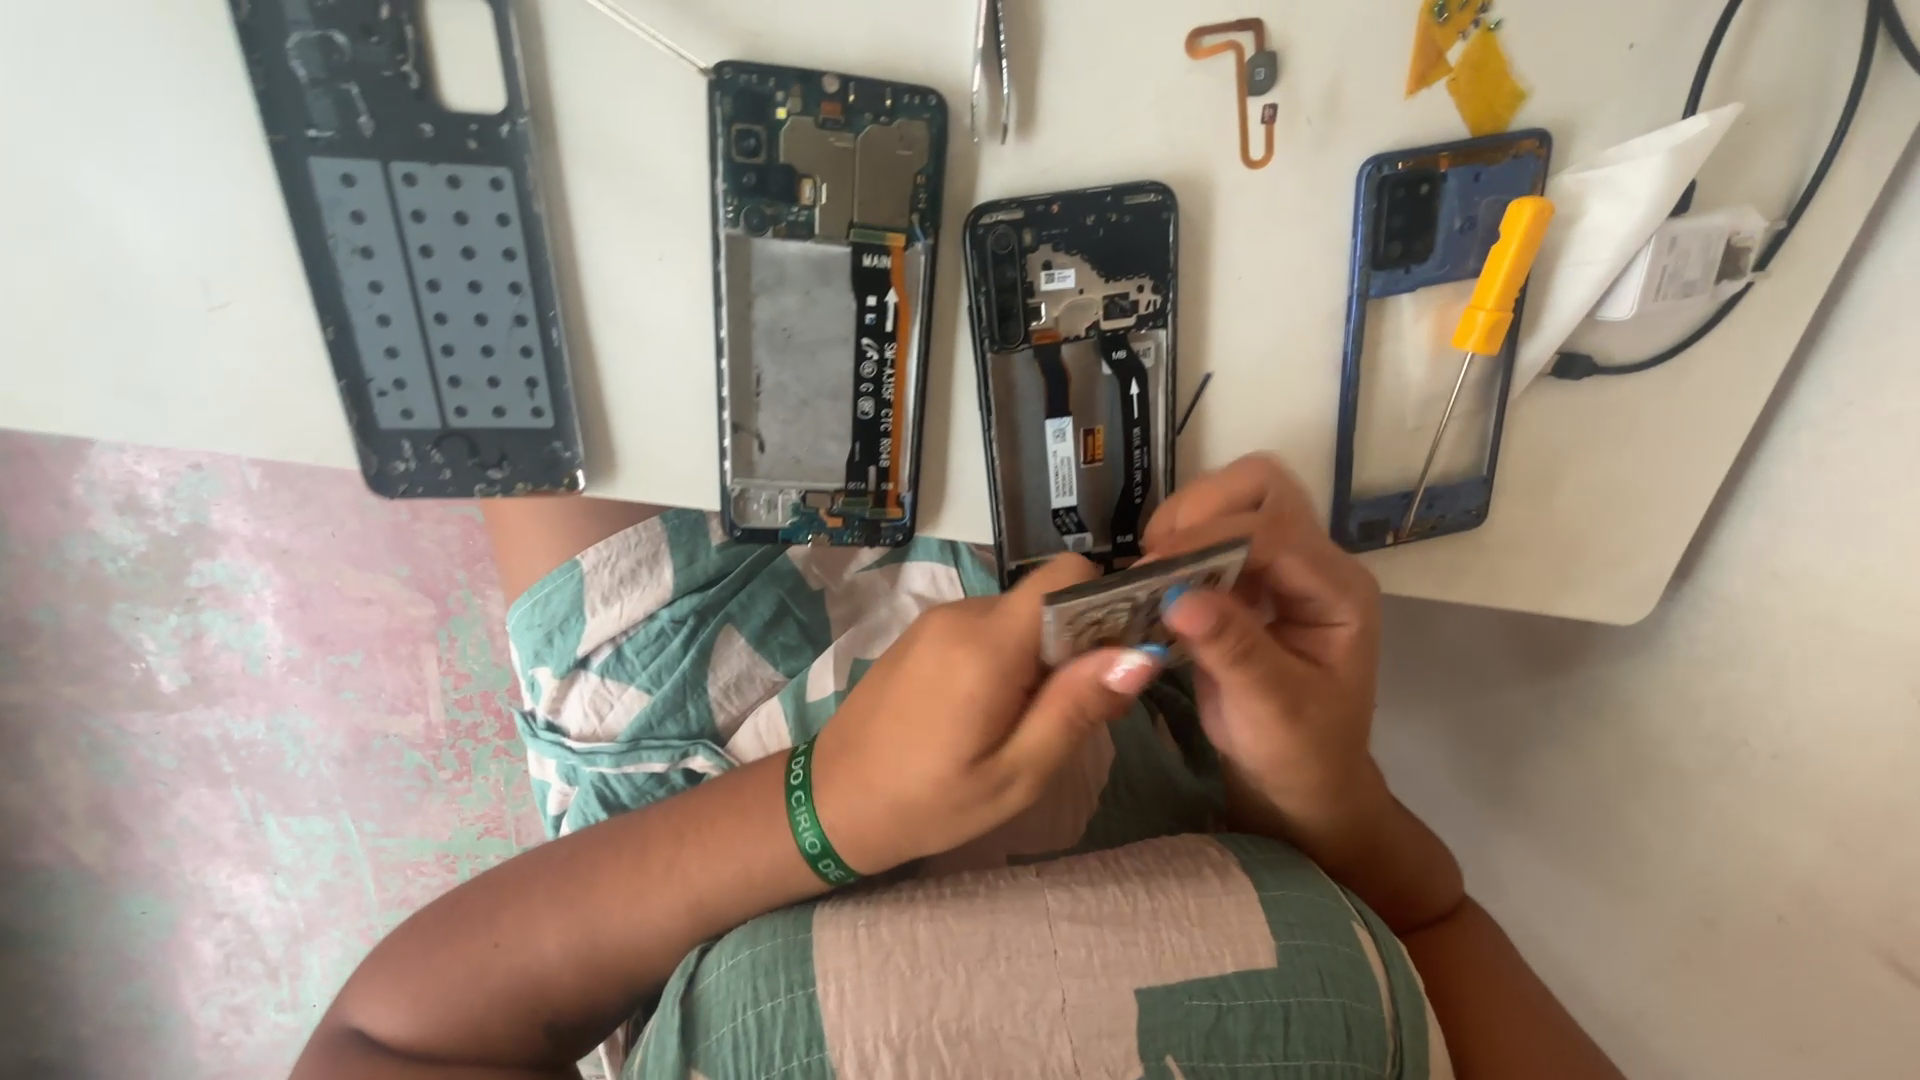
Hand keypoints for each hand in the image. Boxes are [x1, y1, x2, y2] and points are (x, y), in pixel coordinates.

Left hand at [808, 555, 1164, 875]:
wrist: (832, 802)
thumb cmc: (928, 803)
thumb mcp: (1016, 775)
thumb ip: (1076, 709)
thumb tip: (1139, 654)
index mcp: (987, 644)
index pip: (1067, 576)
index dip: (1104, 604)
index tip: (1116, 657)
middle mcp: (962, 614)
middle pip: (1047, 600)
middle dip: (1075, 645)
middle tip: (1072, 715)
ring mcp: (937, 619)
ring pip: (1019, 616)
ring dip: (1039, 656)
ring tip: (1024, 722)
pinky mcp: (923, 632)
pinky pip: (987, 628)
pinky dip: (1007, 657)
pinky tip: (989, 711)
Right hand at [1144, 454, 1391, 840]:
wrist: (1301, 778)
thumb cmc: (1298, 750)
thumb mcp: (1271, 710)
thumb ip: (1232, 651)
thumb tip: (1178, 597)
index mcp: (1336, 590)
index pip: (1273, 532)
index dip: (1209, 539)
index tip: (1153, 568)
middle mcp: (1313, 564)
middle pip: (1264, 486)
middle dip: (1203, 508)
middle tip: (1158, 554)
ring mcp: (1281, 566)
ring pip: (1235, 498)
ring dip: (1187, 520)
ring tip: (1153, 567)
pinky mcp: (1249, 576)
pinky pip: (1212, 531)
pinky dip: (1178, 542)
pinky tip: (1157, 578)